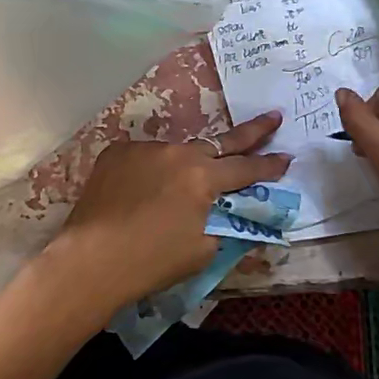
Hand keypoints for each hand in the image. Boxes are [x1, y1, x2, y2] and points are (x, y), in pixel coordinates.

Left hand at [41, 111, 290, 313]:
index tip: (287, 156)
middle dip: (250, 133)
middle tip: (273, 117)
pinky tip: (140, 193)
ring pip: (175, 154)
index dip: (268, 165)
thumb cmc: (152, 261)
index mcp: (203, 178)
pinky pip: (145, 158)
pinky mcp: (117, 152)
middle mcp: (177, 153)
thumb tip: (227, 211)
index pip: (245, 168)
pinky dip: (150, 172)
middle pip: (219, 143)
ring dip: (184, 167)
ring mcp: (144, 149)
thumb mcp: (202, 250)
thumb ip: (222, 223)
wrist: (91, 259)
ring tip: (171, 195)